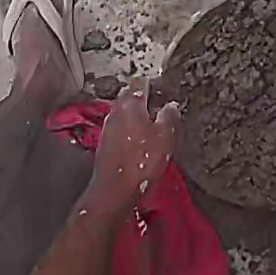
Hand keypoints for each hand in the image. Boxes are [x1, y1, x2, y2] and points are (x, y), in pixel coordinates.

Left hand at [81, 79, 180, 218]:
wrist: (114, 191)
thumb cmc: (142, 161)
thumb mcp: (165, 137)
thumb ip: (169, 116)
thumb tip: (171, 105)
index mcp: (130, 104)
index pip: (141, 83)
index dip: (155, 85)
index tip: (165, 92)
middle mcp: (115, 110)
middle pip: (130, 97)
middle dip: (144, 99)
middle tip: (160, 108)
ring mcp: (108, 127)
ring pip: (125, 113)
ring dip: (137, 116)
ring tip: (153, 126)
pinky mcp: (105, 143)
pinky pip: (121, 128)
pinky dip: (130, 129)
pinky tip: (140, 142)